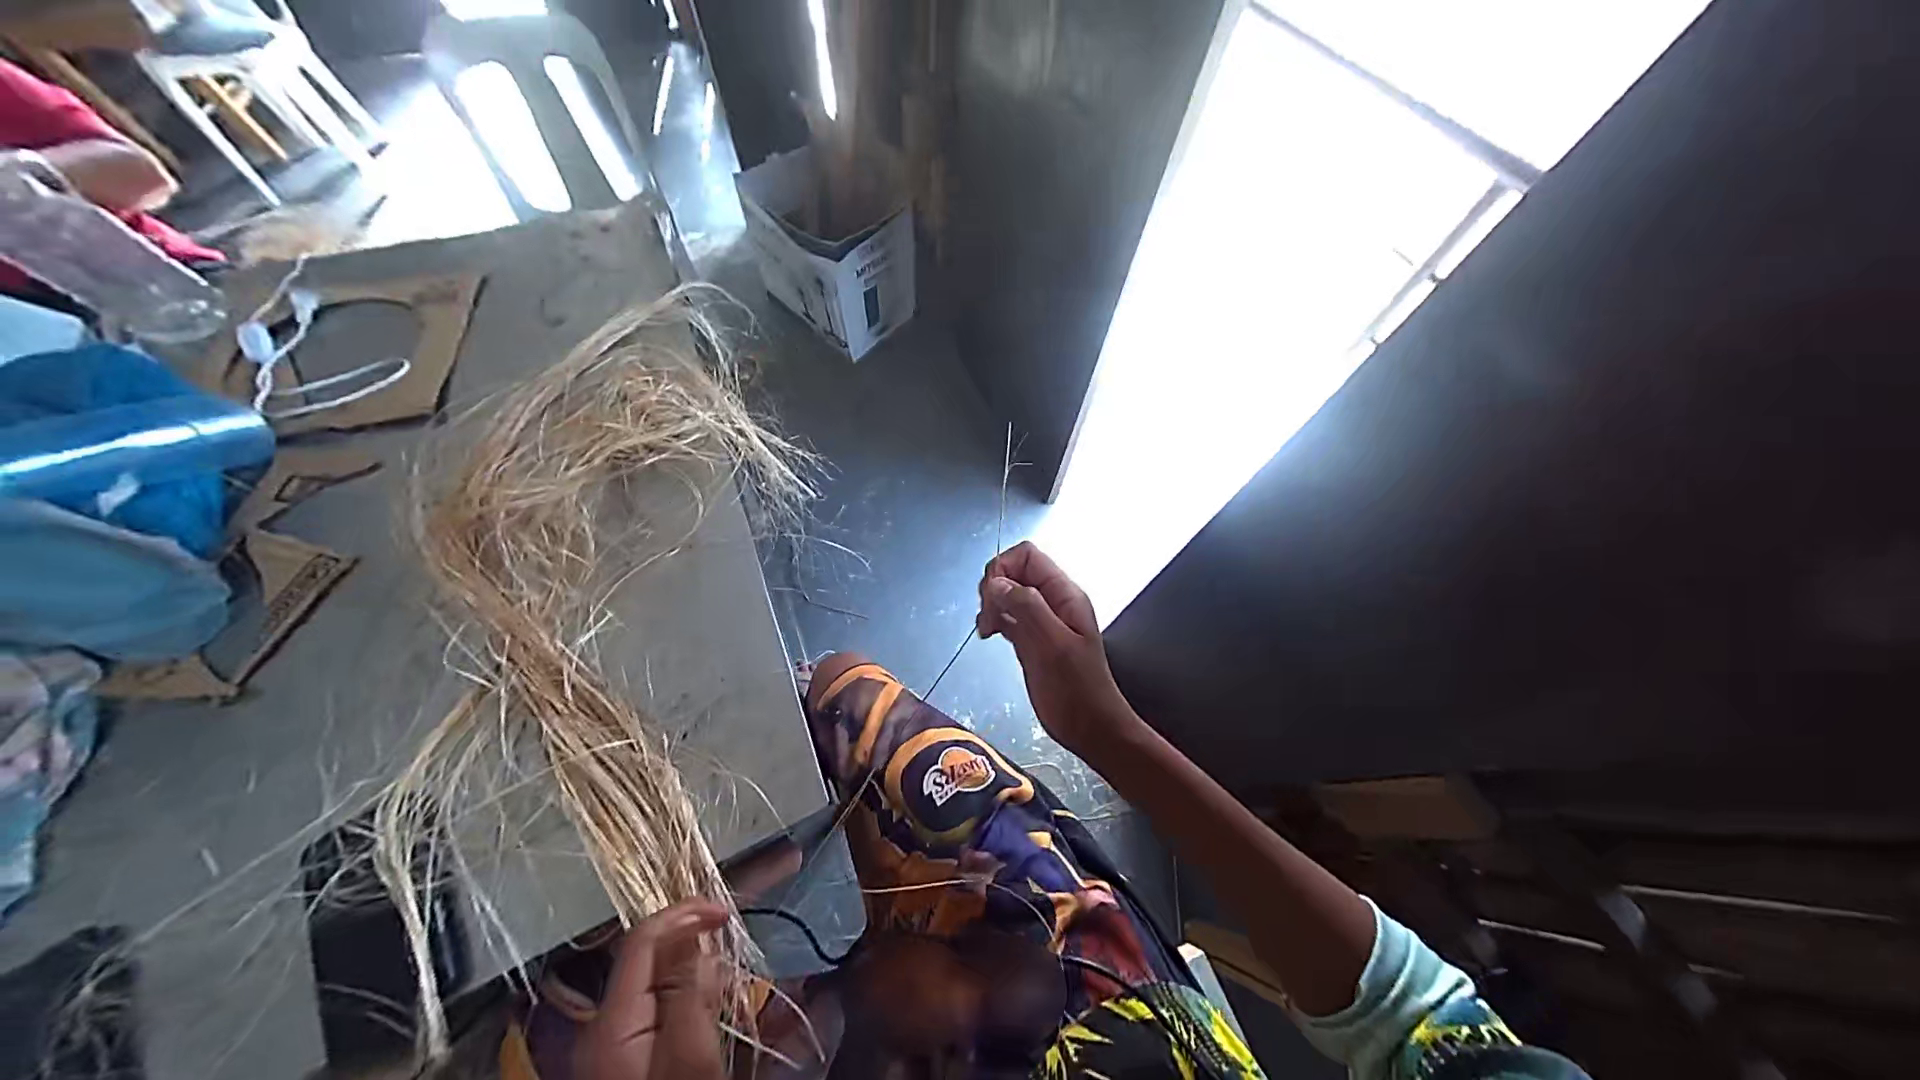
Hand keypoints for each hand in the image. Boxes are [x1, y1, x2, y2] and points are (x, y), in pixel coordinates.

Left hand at [576, 900, 730, 1079]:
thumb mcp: (690, 1063)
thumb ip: (691, 996)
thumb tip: (697, 942)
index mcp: (612, 1024)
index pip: (641, 941)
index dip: (684, 915)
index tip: (726, 914)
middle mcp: (606, 1027)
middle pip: (649, 959)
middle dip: (695, 945)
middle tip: (734, 957)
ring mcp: (615, 1046)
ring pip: (658, 981)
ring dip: (697, 972)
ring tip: (730, 990)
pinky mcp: (630, 1060)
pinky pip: (661, 1008)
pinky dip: (691, 998)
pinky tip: (714, 1012)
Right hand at [976, 542, 1138, 758]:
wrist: (1091, 727)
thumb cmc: (1078, 690)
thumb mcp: (1054, 645)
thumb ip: (1027, 608)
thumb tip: (997, 584)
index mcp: (1063, 594)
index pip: (1026, 556)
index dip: (1003, 567)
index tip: (992, 597)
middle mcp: (1051, 602)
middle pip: (1012, 572)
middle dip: (993, 588)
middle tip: (990, 618)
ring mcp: (1040, 621)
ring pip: (1006, 594)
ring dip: (990, 606)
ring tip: (988, 630)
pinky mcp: (1030, 639)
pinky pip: (1006, 616)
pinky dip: (993, 621)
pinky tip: (989, 636)